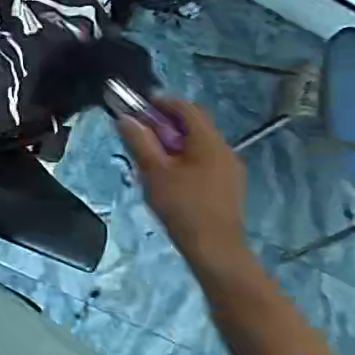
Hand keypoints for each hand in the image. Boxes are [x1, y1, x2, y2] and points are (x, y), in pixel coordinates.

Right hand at [115, 98, 247, 255]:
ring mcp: (230, 169)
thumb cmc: (183, 208)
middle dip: (166, 124)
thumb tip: (125, 118)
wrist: (215, 251)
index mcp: (208, 142)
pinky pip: (205, 161)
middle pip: (194, 125)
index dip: (162, 102)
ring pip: (199, 145)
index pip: (186, 108)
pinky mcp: (229, 186)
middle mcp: (224, 149)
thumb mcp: (153, 172)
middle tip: (142, 133)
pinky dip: (185, 159)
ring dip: (175, 143)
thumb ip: (139, 142)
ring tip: (152, 158)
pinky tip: (170, 178)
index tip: (139, 106)